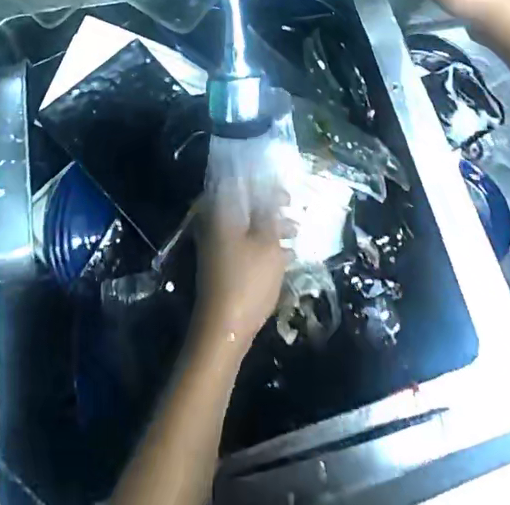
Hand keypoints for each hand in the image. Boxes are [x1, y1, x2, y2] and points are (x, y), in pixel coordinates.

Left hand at [193, 182, 289, 346]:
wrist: (223, 327)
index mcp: (221, 211)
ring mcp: (215, 244)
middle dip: (268, 205)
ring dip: (269, 225)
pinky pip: (244, 243)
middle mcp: (214, 222)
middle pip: (242, 203)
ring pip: (245, 224)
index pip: (239, 182)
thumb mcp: (268, 243)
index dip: (263, 182)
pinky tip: (285, 255)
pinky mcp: (220, 263)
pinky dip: (262, 244)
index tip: (286, 191)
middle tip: (292, 209)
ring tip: (296, 232)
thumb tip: (269, 190)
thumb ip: (269, 214)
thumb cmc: (248, 280)